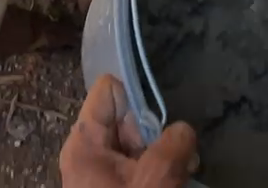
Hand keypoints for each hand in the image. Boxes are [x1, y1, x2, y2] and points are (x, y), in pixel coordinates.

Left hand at [59, 74, 197, 187]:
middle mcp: (88, 153)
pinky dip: (160, 175)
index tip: (156, 125)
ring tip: (179, 178)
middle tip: (177, 157)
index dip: (138, 99)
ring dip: (164, 157)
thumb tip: (183, 132)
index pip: (110, 89)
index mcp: (84, 142)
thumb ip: (175, 141)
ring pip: (139, 146)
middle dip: (157, 133)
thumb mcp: (158, 179)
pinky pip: (141, 169)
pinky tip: (174, 185)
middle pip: (128, 118)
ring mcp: (100, 177)